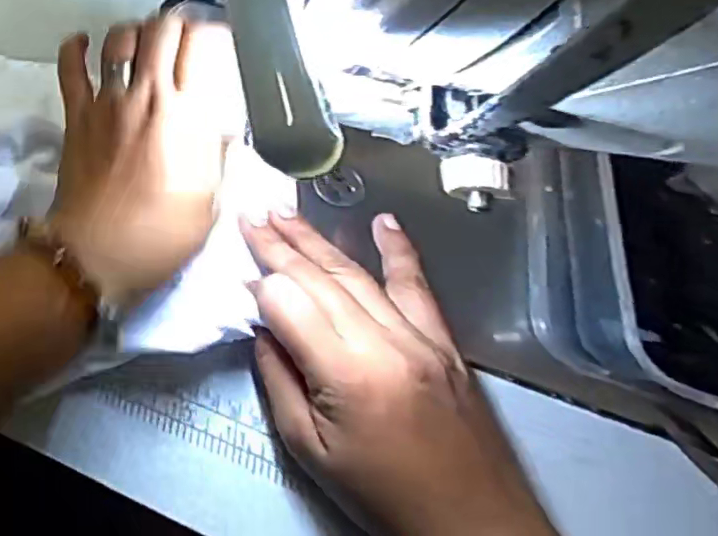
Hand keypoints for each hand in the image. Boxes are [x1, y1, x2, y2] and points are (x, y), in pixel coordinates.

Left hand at [51, 15, 230, 308]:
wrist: (96, 254)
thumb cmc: (160, 233)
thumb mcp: (209, 202)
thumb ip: (219, 158)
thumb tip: (224, 130)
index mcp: (186, 115)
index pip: (200, 46)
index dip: (211, 31)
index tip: (217, 38)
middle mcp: (147, 95)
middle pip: (160, 31)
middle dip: (174, 24)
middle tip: (180, 37)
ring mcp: (107, 101)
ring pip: (119, 40)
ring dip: (133, 31)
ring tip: (141, 40)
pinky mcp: (76, 113)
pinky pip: (70, 69)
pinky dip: (74, 48)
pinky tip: (81, 40)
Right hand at [243, 212, 556, 535]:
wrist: (474, 527)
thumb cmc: (383, 496)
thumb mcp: (311, 450)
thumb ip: (279, 381)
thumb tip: (264, 328)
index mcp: (345, 375)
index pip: (289, 304)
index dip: (261, 289)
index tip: (242, 279)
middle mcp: (382, 343)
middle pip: (318, 278)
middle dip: (278, 244)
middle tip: (252, 216)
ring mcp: (417, 336)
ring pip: (356, 273)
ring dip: (316, 240)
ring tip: (285, 213)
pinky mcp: (442, 339)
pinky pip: (416, 284)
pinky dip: (398, 250)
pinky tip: (383, 221)